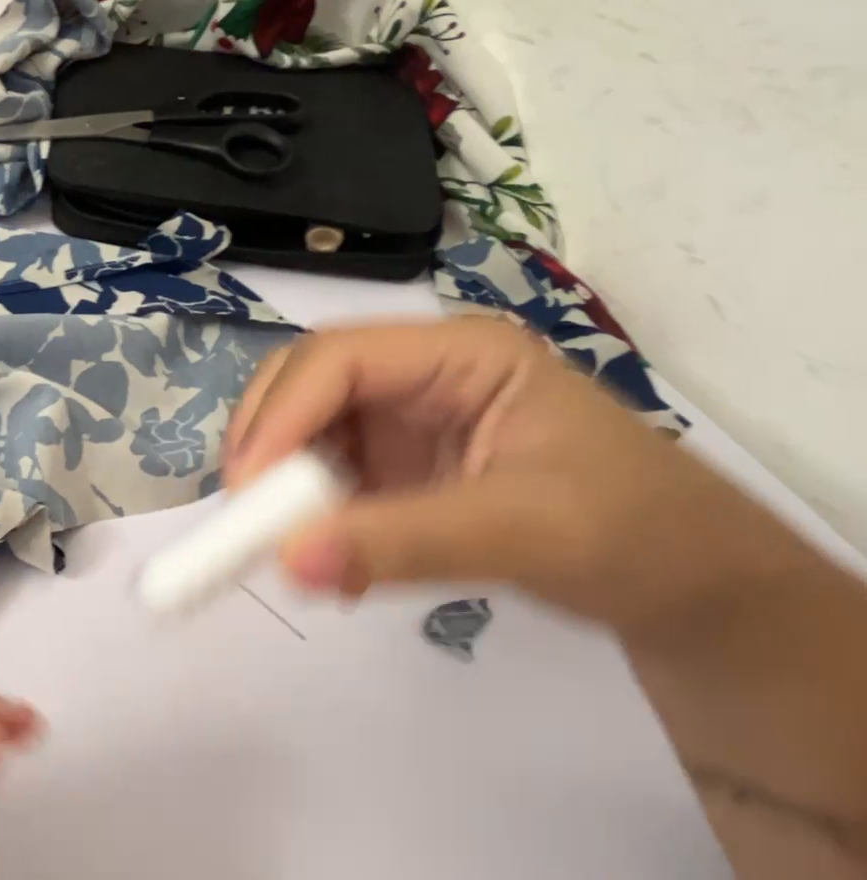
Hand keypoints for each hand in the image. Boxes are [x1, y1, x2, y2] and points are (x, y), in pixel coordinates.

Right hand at [223, 318, 818, 642]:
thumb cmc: (640, 538)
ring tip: (282, 540)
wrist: (700, 594)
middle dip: (265, 440)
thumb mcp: (526, 533)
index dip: (281, 414)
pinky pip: (322, 472)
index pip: (339, 358)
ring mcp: (404, 416)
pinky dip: (304, 511)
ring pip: (303, 426)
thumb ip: (404, 543)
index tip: (249, 490)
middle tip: (246, 512)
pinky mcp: (395, 463)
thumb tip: (287, 561)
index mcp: (461, 352)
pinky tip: (319, 553)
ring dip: (279, 480)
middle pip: (305, 381)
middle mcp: (420, 372)